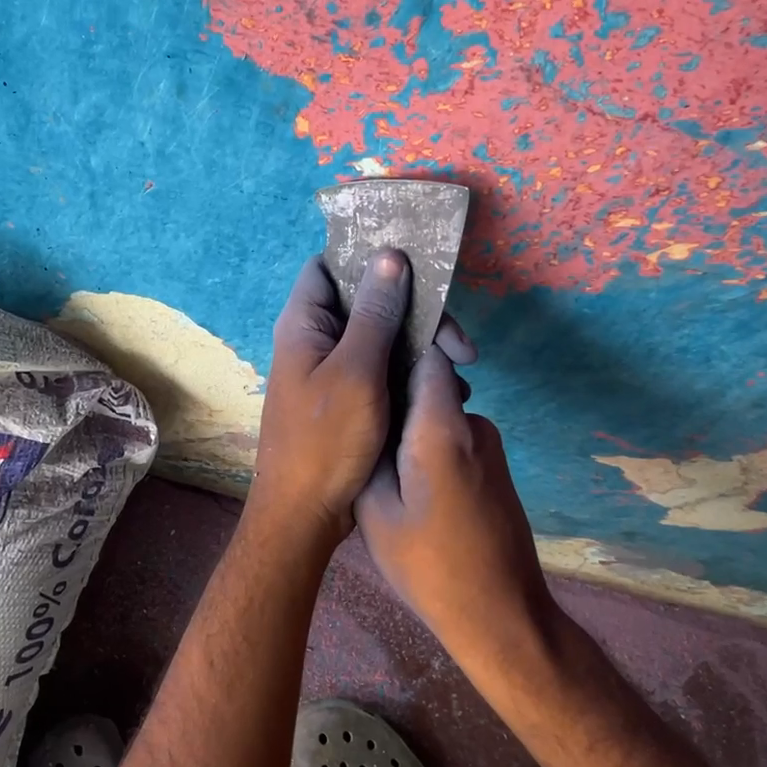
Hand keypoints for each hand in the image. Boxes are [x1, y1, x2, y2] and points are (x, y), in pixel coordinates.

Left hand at [250, 251, 472, 542]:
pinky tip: (446, 394)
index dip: (369, 259)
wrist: (304, 511)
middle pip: (367, 300)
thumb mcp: (357, 372)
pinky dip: (412, 373)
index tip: (421, 269)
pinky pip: (382, 366)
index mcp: (304, 322)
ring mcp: (330, 366)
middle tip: (463, 346)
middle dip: (417, 314)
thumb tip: (389, 255)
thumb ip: (375, 313)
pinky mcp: (347, 393)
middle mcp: (314, 337)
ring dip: (422, 348)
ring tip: (462, 377)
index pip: (329, 266)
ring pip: (382, 335)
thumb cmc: (325, 440)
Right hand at [354, 341, 554, 654]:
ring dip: (403, 419)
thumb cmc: (429, 564)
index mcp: (441, 429)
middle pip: (428, 380)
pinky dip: (421, 441)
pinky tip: (396, 472)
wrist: (501, 617)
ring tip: (365, 444)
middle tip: (347, 403)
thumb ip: (367, 452)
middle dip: (388, 385)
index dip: (394, 338)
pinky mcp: (491, 468)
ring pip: (435, 410)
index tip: (361, 339)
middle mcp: (472, 427)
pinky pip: (447, 435)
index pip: (425, 354)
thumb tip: (363, 415)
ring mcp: (487, 448)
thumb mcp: (374, 509)